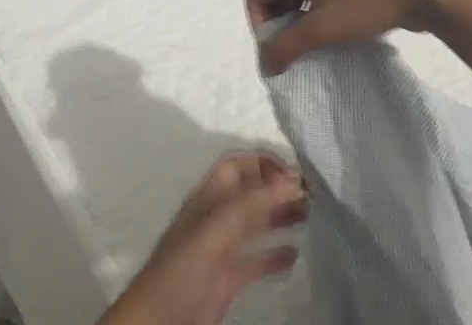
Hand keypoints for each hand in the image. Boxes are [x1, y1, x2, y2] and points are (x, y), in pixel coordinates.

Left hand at [98, 152, 305, 324]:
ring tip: (310, 217)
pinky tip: (295, 256)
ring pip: (256, 223)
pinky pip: (256, 260)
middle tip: (312, 196)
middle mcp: (216, 217)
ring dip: (281, 216)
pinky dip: (276, 256)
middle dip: (278, 189)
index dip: (263, 162)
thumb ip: (253, 202)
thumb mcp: (217, 227)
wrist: (160, 318)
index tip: (295, 173)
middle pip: (250, 192)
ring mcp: (222, 247)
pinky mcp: (228, 277)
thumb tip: (294, 177)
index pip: (237, 165)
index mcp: (208, 197)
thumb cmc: (184, 265)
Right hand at [245, 0, 464, 74]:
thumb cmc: (365, 4)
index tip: (278, 51)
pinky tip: (333, 32)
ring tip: (315, 45)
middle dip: (279, 24)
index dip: (259, 26)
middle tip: (295, 52)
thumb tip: (265, 65)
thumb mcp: (321, 29)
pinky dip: (316, 12)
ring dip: (299, 21)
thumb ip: (286, 47)